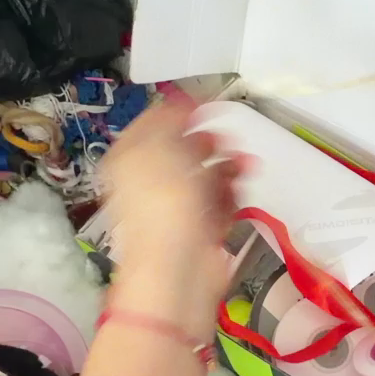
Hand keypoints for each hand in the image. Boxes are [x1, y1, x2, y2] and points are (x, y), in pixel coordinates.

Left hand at [100, 100, 244, 337]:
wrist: (178, 272)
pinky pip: (220, 204)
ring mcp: (176, 209)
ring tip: (244, 166)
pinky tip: (238, 192)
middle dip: (210, 142)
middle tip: (226, 141)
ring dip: (228, 168)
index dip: (180, 111)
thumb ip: (172, 119)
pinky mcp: (200, 230)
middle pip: (184, 150)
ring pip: (207, 177)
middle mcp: (150, 183)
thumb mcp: (161, 149)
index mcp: (130, 160)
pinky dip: (231, 197)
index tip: (206, 104)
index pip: (154, 124)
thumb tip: (184, 104)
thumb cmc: (163, 211)